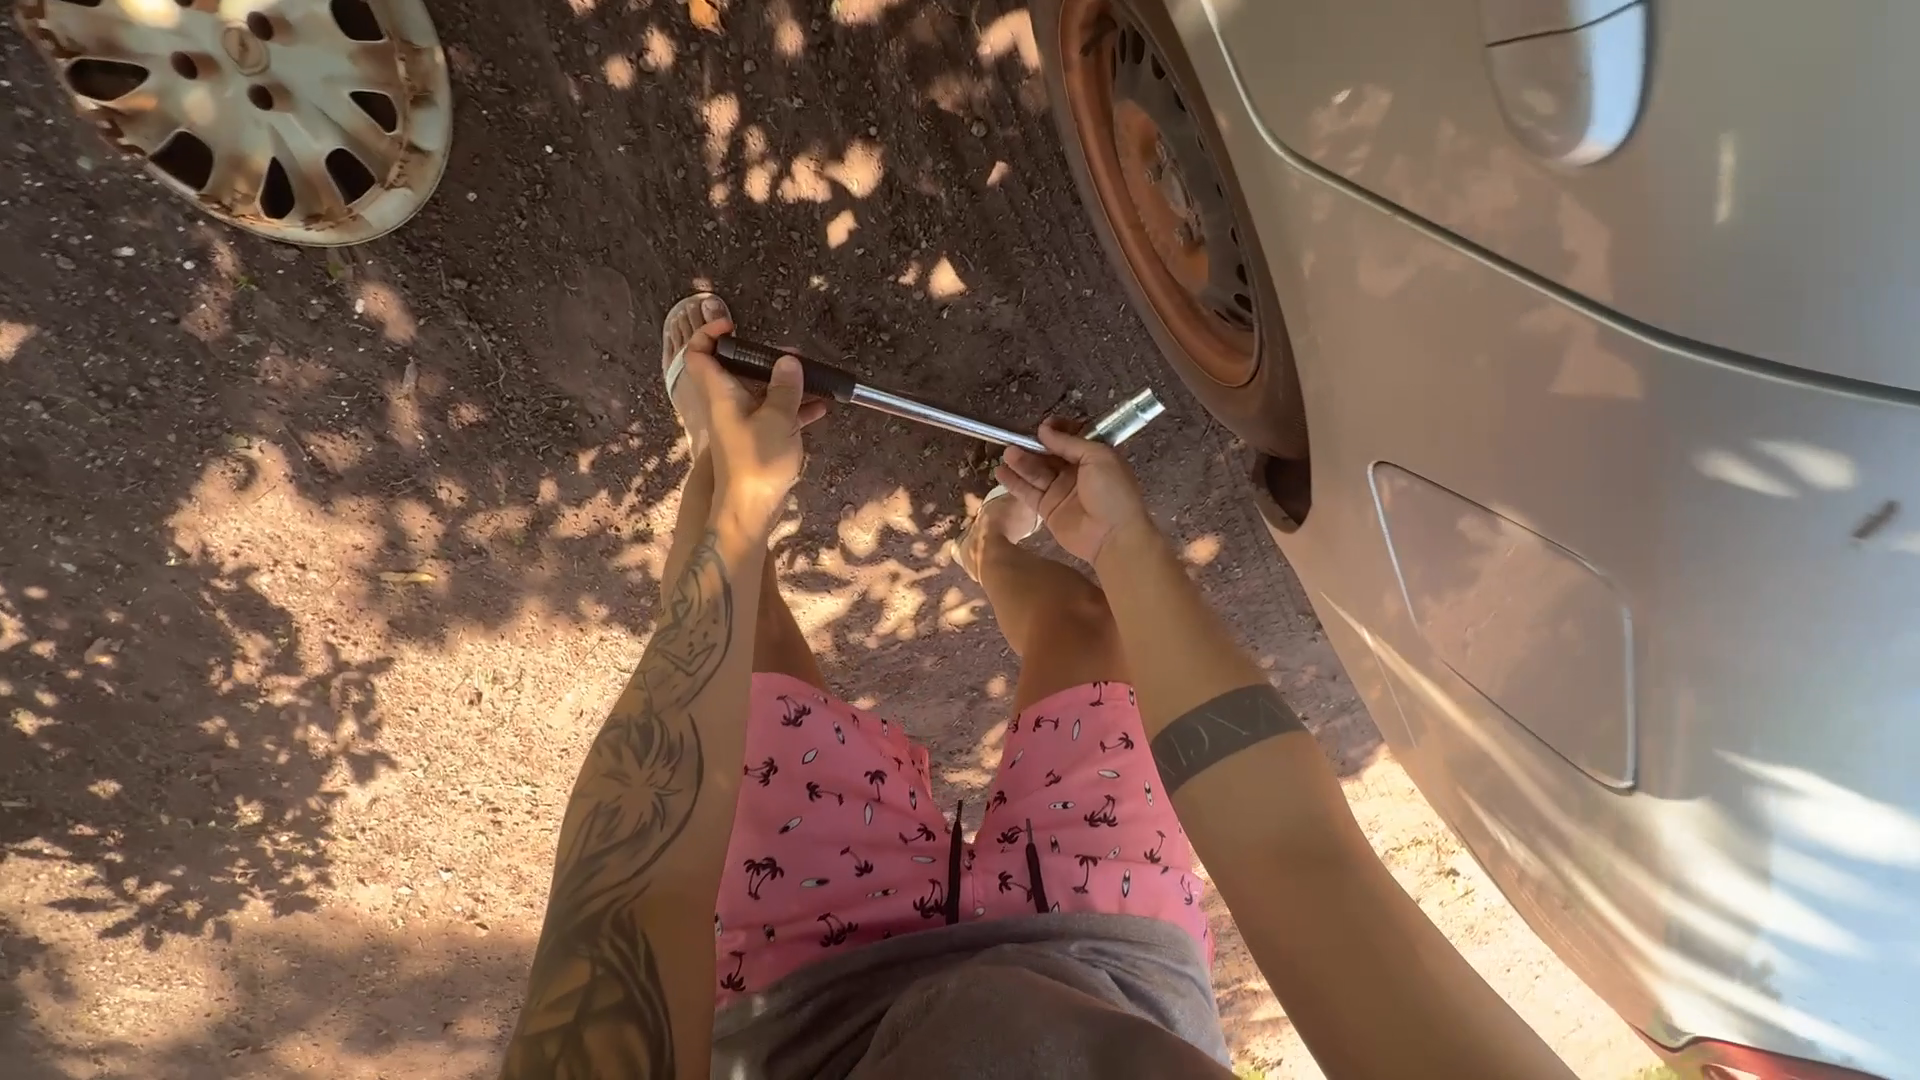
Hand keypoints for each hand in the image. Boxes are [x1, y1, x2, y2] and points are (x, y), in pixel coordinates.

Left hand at [677, 320, 827, 534]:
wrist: (752, 507)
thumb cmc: (758, 461)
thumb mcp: (778, 418)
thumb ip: (785, 387)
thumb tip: (788, 361)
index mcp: (721, 394)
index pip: (699, 354)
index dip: (709, 334)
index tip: (734, 327)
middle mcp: (728, 405)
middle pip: (738, 370)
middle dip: (765, 360)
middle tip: (791, 357)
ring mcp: (743, 423)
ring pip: (761, 393)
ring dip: (785, 385)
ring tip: (813, 380)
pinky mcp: (758, 440)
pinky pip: (775, 415)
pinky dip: (794, 408)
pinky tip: (820, 407)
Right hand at [995, 417, 1153, 563]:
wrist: (1112, 536)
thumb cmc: (1112, 492)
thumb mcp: (1098, 457)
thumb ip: (1069, 442)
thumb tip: (1045, 429)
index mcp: (1093, 456)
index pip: (1070, 438)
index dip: (1056, 431)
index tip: (1043, 426)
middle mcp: (1075, 472)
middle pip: (1049, 454)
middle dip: (1034, 446)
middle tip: (1017, 440)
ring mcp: (1060, 491)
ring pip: (1036, 471)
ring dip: (1021, 461)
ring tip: (1008, 453)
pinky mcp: (1047, 509)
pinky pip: (1027, 492)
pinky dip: (1014, 482)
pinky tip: (1000, 471)